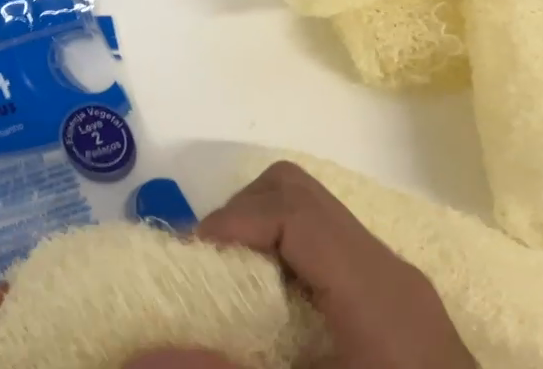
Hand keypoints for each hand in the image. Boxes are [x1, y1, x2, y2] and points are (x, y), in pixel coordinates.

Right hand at [190, 161, 476, 368]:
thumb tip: (147, 353)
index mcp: (375, 291)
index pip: (292, 211)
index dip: (230, 221)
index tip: (191, 259)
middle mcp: (388, 269)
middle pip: (295, 190)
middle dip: (238, 215)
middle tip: (208, 265)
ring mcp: (395, 281)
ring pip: (309, 208)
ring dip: (259, 228)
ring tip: (233, 281)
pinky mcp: (395, 299)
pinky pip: (325, 240)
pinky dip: (284, 248)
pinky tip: (273, 304)